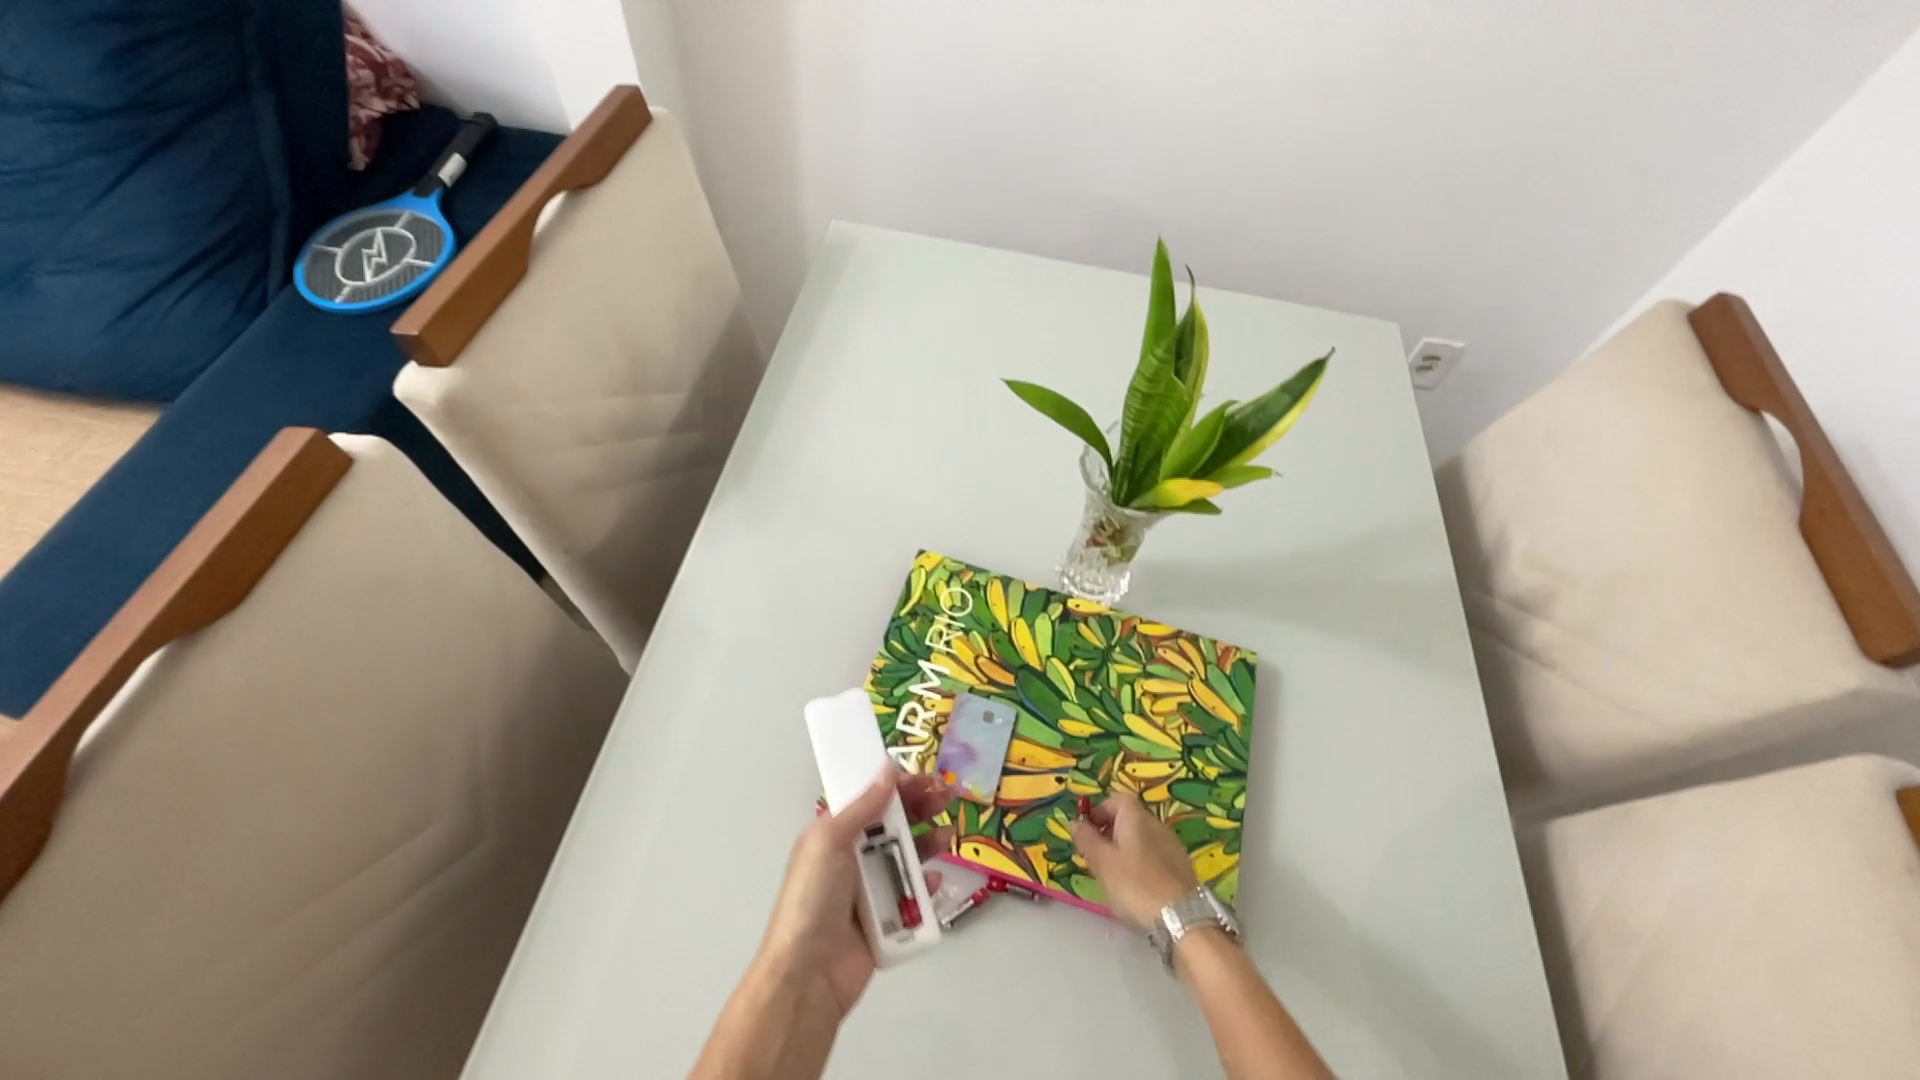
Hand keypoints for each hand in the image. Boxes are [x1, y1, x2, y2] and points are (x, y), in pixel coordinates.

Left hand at [755, 768, 953, 1019]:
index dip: (896, 786)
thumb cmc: (812, 898)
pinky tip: (936, 879)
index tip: (924, 778)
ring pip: (907, 857)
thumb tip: (888, 768)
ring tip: (948, 837)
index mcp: (833, 835)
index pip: (869, 800)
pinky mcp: (887, 919)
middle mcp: (853, 857)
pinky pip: (914, 896)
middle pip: (893, 824)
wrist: (808, 973)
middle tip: (947, 797)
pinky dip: (926, 886)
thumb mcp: (829, 841)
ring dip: (929, 843)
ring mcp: (871, 889)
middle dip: (920, 808)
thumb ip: (862, 806)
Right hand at [1070, 791, 1199, 929]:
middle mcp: (1156, 823)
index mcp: (1135, 817)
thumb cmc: (1134, 885)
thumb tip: (1076, 822)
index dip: (1099, 811)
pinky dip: (1141, 863)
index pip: (1116, 799)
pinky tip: (1136, 886)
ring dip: (1124, 849)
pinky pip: (1154, 854)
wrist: (1181, 917)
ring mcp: (1171, 844)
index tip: (1086, 832)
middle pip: (1129, 818)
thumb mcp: (1102, 862)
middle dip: (1109, 832)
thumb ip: (1086, 839)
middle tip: (1095, 857)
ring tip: (1114, 875)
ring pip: (1141, 838)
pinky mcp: (1181, 866)